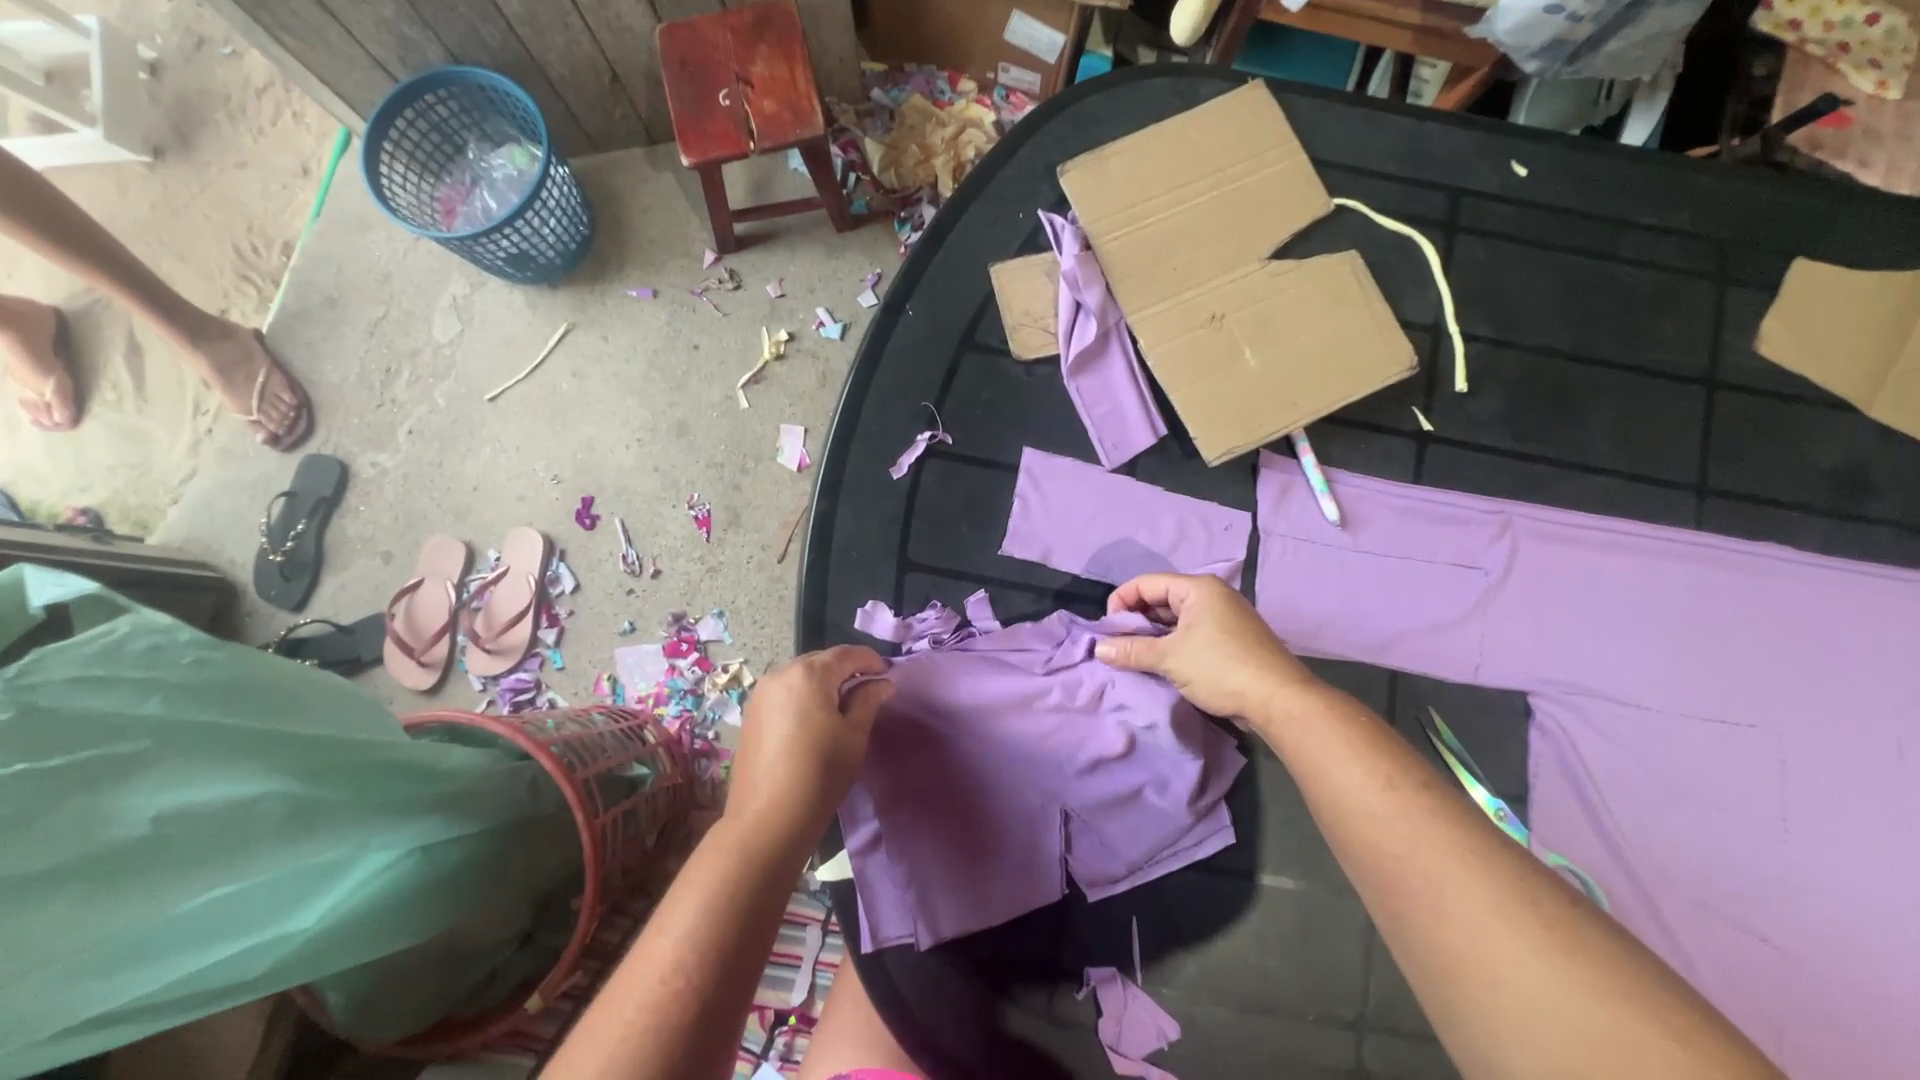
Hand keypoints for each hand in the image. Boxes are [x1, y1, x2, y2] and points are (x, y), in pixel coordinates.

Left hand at [726, 645, 891, 850]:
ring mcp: (760, 694)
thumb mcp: (854, 735)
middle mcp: (780, 674)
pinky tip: (814, 719)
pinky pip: (784, 693)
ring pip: (800, 676)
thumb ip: (868, 700)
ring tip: (842, 705)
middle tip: (868, 689)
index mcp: (809, 674)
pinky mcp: (750, 715)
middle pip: (820, 661)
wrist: (768, 819)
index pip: (846, 654)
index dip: (870, 660)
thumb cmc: (820, 773)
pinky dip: (803, 697)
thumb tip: (881, 683)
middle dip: (845, 670)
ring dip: (823, 683)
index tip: (887, 674)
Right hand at [1096, 573, 1322, 723]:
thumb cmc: (1221, 668)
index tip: (1107, 631)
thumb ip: (1131, 650)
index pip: (1145, 583)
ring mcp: (1224, 617)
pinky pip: (1191, 633)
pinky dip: (1172, 645)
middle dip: (1136, 621)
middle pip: (1160, 599)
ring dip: (1153, 636)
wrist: (1279, 700)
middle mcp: (1212, 595)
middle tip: (1117, 646)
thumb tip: (1099, 648)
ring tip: (1135, 657)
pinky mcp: (1231, 639)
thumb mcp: (1169, 658)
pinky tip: (1162, 664)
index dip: (1121, 602)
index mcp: (1197, 588)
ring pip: (1176, 619)